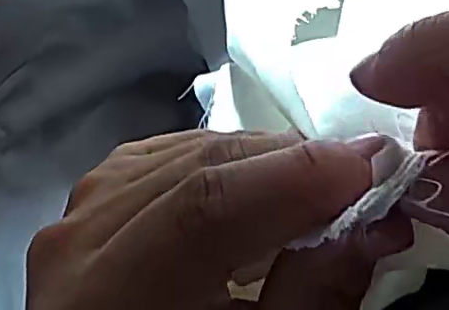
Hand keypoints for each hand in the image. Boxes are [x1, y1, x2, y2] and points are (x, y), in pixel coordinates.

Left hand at [28, 130, 412, 309]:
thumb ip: (309, 300)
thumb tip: (371, 226)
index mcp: (111, 295)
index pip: (205, 207)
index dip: (292, 177)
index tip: (370, 163)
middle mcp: (78, 238)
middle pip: (192, 168)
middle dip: (286, 161)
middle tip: (360, 167)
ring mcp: (77, 212)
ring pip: (179, 152)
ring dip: (256, 158)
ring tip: (319, 177)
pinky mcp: (88, 200)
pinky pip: (160, 158)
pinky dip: (216, 162)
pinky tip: (254, 177)